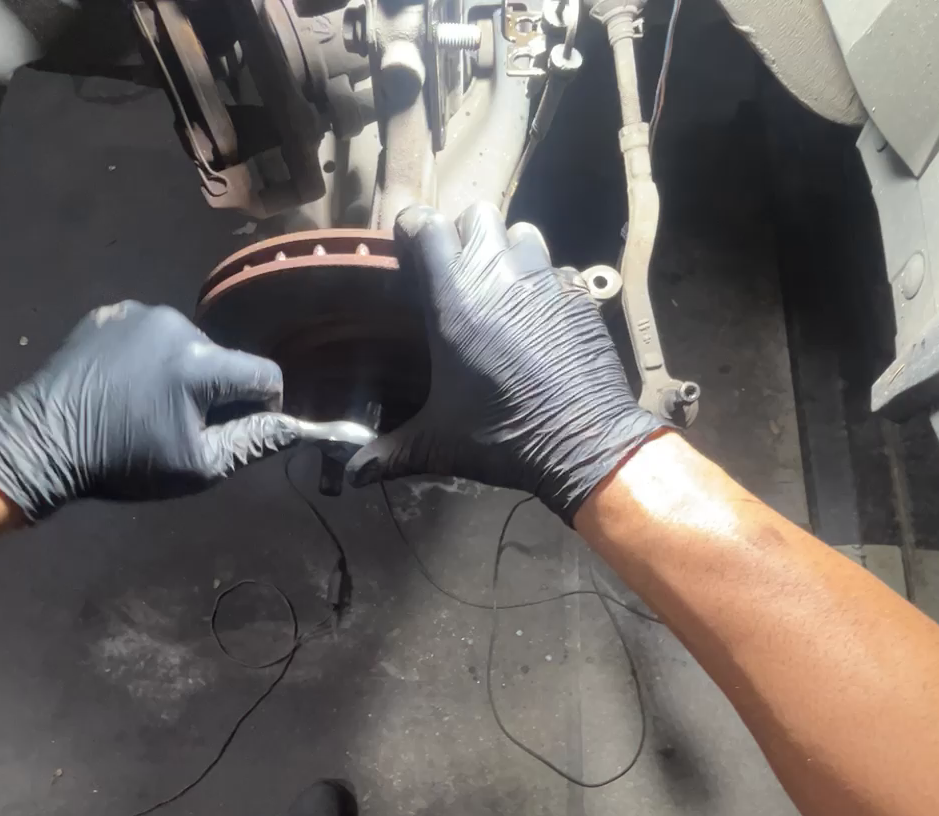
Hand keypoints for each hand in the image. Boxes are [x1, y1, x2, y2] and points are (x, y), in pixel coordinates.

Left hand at [0, 301, 300, 519]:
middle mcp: (176, 324)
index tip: (235, 429)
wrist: (40, 441)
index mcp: (201, 363)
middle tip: (181, 424)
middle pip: (226, 360)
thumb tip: (295, 428)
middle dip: (217, 391)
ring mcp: (139, 313)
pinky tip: (127, 383)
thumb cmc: (125, 462)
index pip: (266, 374)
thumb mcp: (199, 465)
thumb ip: (253, 442)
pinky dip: (152, 357)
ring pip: (191, 346)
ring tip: (150, 403)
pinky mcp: (111, 313)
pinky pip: (153, 333)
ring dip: (185, 373)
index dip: (263, 406)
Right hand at [346, 204, 665, 521]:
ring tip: (499, 287)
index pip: (425, 225)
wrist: (585, 442)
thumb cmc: (503, 437)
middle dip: (462, 235)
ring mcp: (545, 279)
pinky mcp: (579, 294)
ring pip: (521, 232)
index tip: (409, 252)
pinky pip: (555, 268)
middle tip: (455, 272)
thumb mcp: (438, 443)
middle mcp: (500, 275)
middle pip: (475, 215)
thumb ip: (390, 452)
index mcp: (455, 299)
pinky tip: (538, 317)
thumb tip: (353, 476)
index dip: (413, 231)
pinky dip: (542, 282)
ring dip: (506, 250)